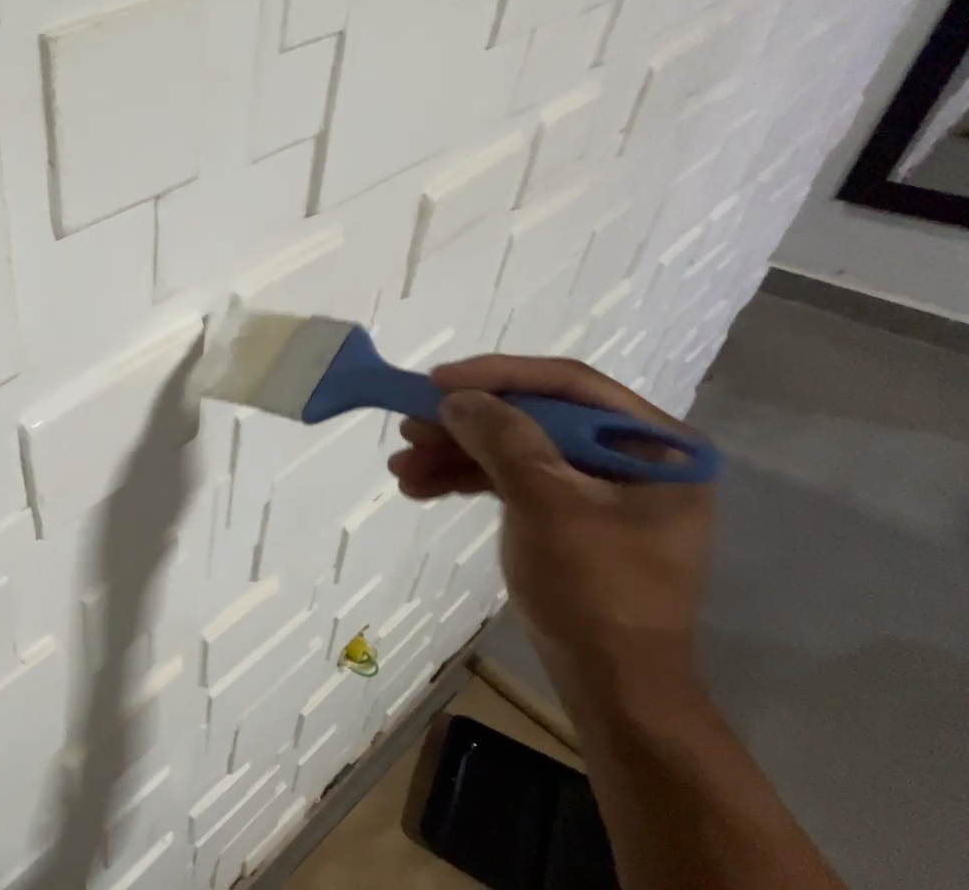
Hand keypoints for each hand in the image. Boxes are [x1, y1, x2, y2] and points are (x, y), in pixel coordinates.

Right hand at [386, 355, 714, 682]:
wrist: (613, 680)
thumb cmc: (596, 587)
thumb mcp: (548, 503)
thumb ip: (504, 439)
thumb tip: (456, 397)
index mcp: (655, 445)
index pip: (570, 385)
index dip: (498, 376)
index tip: (437, 382)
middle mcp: (631, 457)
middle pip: (535, 418)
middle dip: (466, 424)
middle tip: (409, 427)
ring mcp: (598, 489)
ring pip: (516, 451)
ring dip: (455, 455)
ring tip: (402, 467)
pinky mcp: (569, 516)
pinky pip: (514, 482)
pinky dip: (468, 481)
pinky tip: (422, 487)